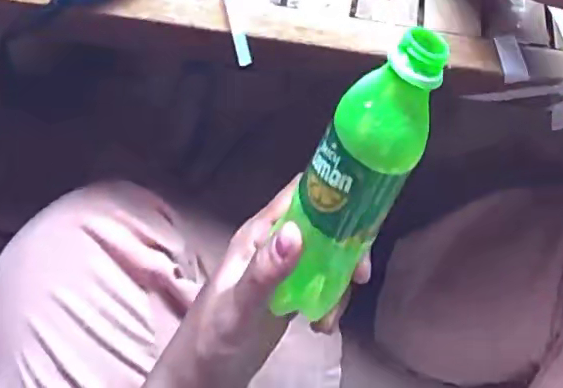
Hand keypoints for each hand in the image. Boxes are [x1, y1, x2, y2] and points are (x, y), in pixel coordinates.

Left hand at [146, 181, 369, 387]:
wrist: (200, 378)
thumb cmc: (213, 337)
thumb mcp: (240, 305)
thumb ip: (265, 270)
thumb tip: (296, 230)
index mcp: (261, 231)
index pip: (301, 193)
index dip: (332, 194)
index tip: (361, 216)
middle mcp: (274, 242)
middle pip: (322, 224)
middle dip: (345, 245)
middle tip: (359, 276)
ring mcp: (283, 268)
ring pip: (326, 255)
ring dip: (339, 281)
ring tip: (331, 317)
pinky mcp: (290, 294)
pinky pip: (322, 283)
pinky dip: (331, 300)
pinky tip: (323, 325)